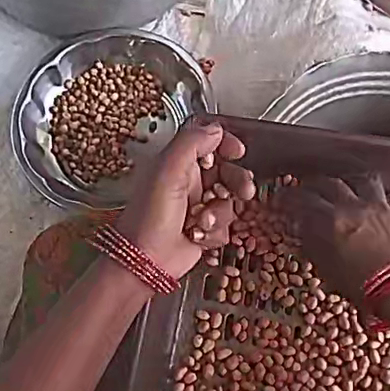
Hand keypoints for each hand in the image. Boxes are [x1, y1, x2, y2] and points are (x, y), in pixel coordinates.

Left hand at [116, 119, 254, 277]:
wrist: (146, 262)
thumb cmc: (149, 219)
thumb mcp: (167, 171)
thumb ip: (191, 143)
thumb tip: (215, 128)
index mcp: (177, 163)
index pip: (207, 142)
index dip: (225, 144)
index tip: (237, 151)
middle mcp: (188, 182)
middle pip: (226, 172)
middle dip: (236, 182)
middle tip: (243, 191)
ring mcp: (197, 206)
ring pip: (229, 201)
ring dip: (219, 213)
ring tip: (202, 221)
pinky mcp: (204, 229)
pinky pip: (225, 225)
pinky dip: (214, 232)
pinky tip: (197, 236)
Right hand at [278, 175, 389, 301]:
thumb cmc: (359, 285)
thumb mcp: (325, 267)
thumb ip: (312, 244)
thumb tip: (302, 230)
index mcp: (329, 221)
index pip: (302, 201)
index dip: (288, 198)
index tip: (281, 198)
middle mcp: (350, 206)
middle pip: (327, 184)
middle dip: (312, 185)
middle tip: (305, 190)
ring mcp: (373, 205)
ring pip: (355, 179)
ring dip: (342, 180)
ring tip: (335, 185)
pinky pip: (375, 189)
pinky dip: (363, 188)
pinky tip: (360, 193)